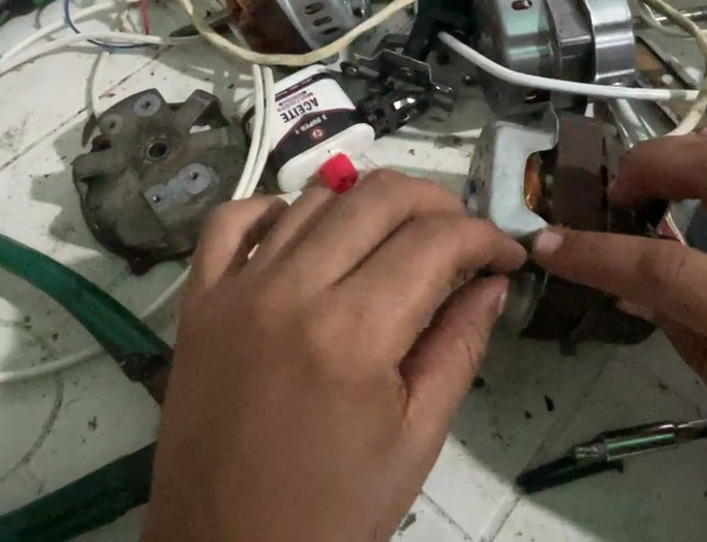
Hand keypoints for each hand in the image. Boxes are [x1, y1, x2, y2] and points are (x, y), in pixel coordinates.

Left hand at [143, 172, 524, 541]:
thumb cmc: (332, 511)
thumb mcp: (416, 440)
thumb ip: (459, 348)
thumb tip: (493, 282)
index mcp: (353, 334)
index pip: (435, 242)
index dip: (484, 237)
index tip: (506, 255)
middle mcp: (292, 290)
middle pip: (378, 196)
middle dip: (438, 204)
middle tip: (461, 239)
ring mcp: (237, 288)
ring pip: (316, 198)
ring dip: (368, 204)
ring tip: (395, 239)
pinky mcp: (200, 299)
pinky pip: (233, 219)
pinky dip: (275, 209)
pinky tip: (305, 232)